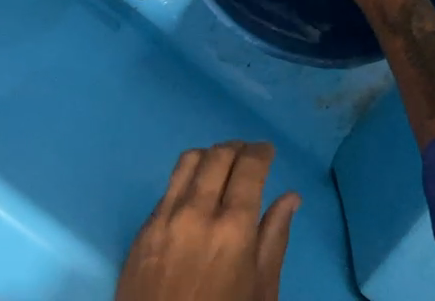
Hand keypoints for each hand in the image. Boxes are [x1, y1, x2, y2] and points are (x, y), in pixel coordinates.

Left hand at [115, 141, 299, 300]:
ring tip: (221, 165)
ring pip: (189, 161)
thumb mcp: (260, 291)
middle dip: (237, 148)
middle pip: (218, 155)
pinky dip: (187, 179)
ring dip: (210, 155)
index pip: (249, 167)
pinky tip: (195, 193)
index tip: (267, 151)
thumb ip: (275, 239)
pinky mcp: (143, 228)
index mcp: (233, 229)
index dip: (261, 152)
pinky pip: (168, 187)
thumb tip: (291, 197)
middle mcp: (198, 212)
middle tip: (248, 155)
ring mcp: (166, 217)